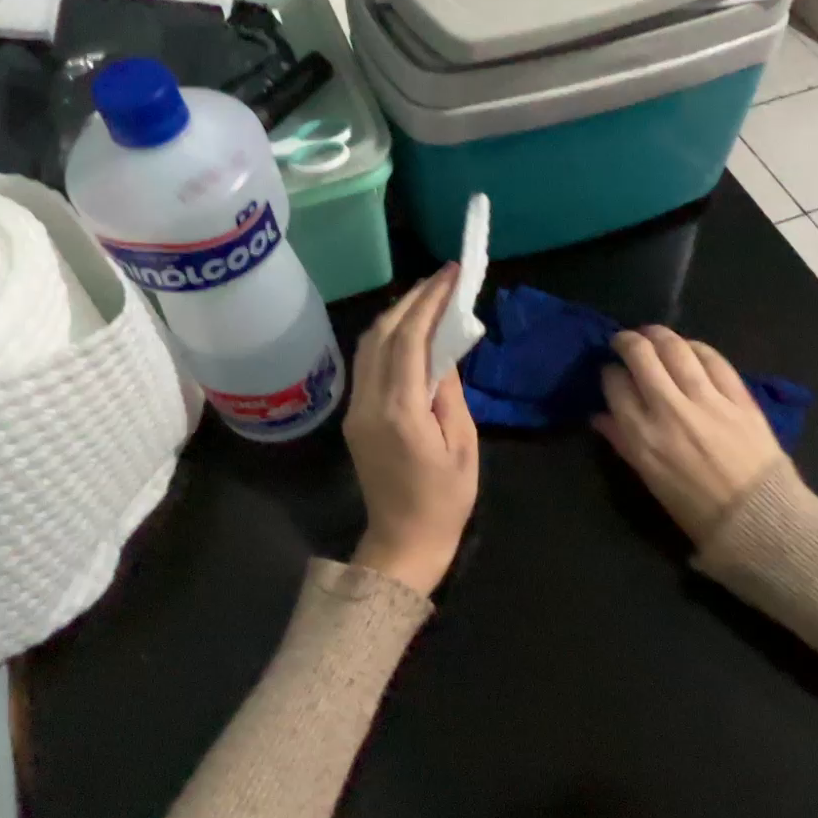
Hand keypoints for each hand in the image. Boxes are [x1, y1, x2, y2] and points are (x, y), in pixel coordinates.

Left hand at [344, 265, 479, 595]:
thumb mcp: (463, 445)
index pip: (409, 340)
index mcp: (400, 412)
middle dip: (412, 300)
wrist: (402, 542)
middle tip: (442, 277)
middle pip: (382, 334)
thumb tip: (444, 351)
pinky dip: (389, 336)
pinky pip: (368, 363)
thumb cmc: (444, 501)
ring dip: (397, 314)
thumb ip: (450, 392)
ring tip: (428, 295)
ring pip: (369, 345)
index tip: (451, 275)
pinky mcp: (354, 415)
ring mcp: (355, 408)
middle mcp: (369, 403)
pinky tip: (410, 329)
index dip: (429, 302)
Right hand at [593, 327, 798, 542]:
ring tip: (652, 334)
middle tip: (625, 341)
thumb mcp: (649, 480)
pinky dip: (696, 348)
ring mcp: (707, 400)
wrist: (757, 518)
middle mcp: (670, 410)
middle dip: (628, 342)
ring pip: (675, 349)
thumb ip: (622, 442)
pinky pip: (713, 359)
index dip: (609, 372)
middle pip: (641, 356)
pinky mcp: (738, 396)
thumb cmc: (696, 507)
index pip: (615, 385)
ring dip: (659, 334)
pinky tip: (689, 347)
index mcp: (643, 437)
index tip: (611, 372)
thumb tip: (599, 416)